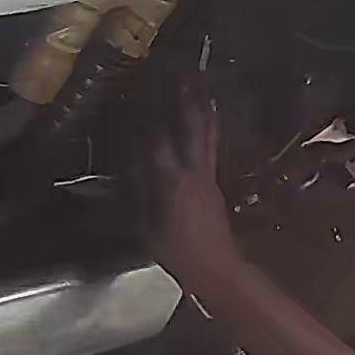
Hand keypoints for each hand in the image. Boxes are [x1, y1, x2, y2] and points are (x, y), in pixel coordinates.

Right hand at [149, 84, 241, 284]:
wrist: (219, 270)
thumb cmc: (182, 255)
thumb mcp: (150, 231)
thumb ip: (143, 201)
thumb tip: (135, 179)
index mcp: (176, 185)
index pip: (159, 148)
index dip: (148, 130)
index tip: (140, 111)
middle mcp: (196, 176)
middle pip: (193, 133)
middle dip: (188, 108)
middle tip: (186, 84)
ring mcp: (210, 180)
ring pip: (208, 141)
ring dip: (204, 117)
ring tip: (204, 96)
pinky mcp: (216, 188)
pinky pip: (211, 154)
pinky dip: (208, 136)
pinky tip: (206, 130)